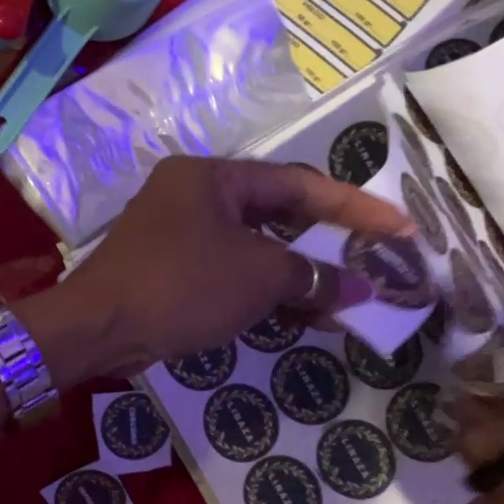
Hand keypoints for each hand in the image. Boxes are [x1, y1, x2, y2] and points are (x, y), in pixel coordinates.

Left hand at [57, 156, 411, 371]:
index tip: (405, 231)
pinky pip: (229, 272)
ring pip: (253, 247)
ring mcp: (174, 232)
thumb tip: (359, 288)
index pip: (296, 182)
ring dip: (300, 275)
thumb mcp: (261, 276)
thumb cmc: (181, 285)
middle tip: (380, 266)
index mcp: (207, 177)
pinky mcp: (166, 268)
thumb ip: (316, 275)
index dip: (355, 207)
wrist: (98, 326)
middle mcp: (188, 195)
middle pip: (275, 212)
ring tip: (351, 303)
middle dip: (327, 243)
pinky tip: (306, 317)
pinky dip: (266, 291)